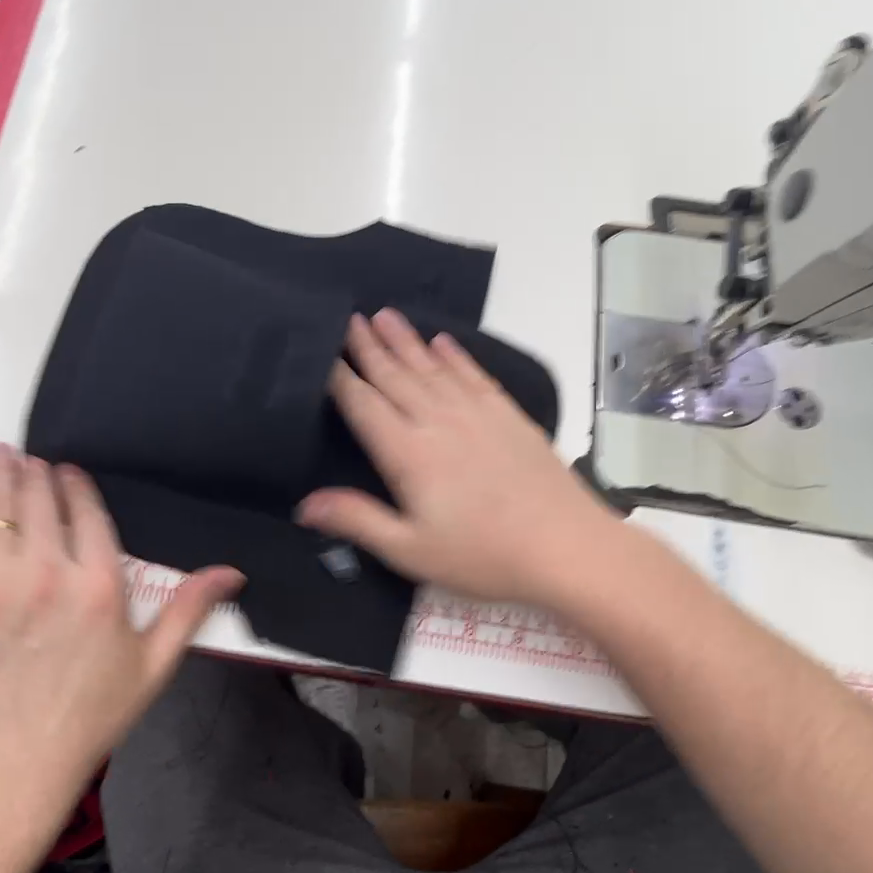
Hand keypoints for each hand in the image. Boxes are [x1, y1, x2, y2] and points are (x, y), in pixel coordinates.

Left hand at [0, 446, 242, 808]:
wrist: (15, 759)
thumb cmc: (92, 714)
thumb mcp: (153, 665)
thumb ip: (188, 610)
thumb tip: (233, 571)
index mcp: (99, 586)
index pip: (87, 511)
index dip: (77, 485)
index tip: (69, 471)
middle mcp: (46, 574)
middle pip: (39, 501)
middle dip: (36, 473)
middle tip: (30, 458)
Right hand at [296, 309, 621, 606]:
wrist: (567, 547)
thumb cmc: (483, 556)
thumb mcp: (411, 551)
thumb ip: (358, 521)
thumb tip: (304, 504)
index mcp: (408, 454)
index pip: (364, 406)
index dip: (340, 379)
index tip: (322, 351)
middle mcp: (439, 422)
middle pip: (396, 376)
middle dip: (369, 348)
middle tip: (348, 319)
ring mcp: (478, 415)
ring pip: (432, 368)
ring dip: (406, 341)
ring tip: (384, 316)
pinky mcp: (510, 417)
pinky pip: (474, 376)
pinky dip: (455, 356)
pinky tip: (443, 342)